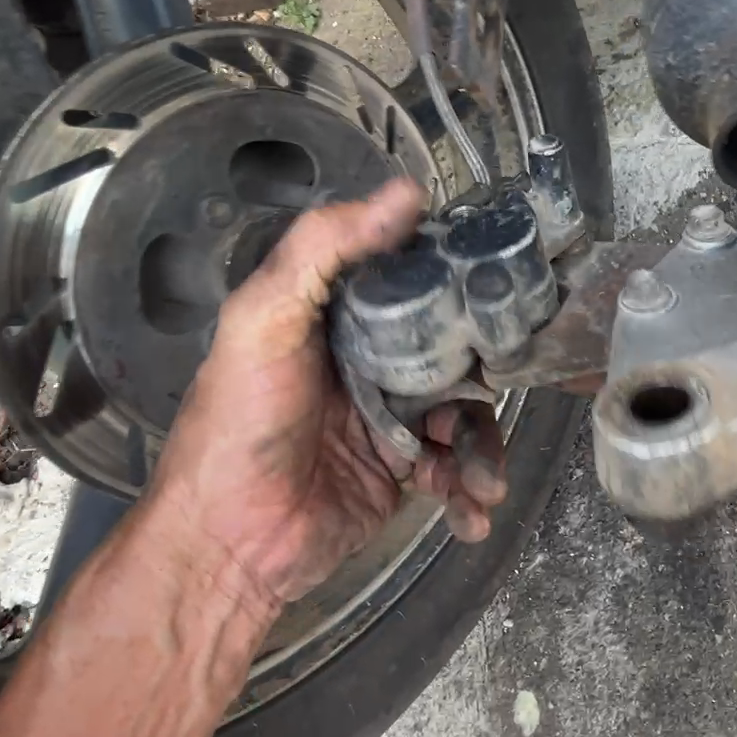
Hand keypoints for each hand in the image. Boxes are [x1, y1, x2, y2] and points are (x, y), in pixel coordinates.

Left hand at [144, 179, 509, 610]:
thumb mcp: (264, 320)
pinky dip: (471, 492)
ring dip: (484, 450)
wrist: (227, 544)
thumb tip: (408, 192)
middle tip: (508, 393)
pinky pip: (458, 469)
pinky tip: (473, 513)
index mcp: (346, 318)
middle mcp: (377, 362)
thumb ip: (323, 249)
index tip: (509, 286)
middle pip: (458, 353)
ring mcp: (397, 418)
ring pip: (467, 415)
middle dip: (489, 377)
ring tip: (484, 482)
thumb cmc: (241, 424)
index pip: (421, 285)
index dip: (464, 283)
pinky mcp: (408, 471)